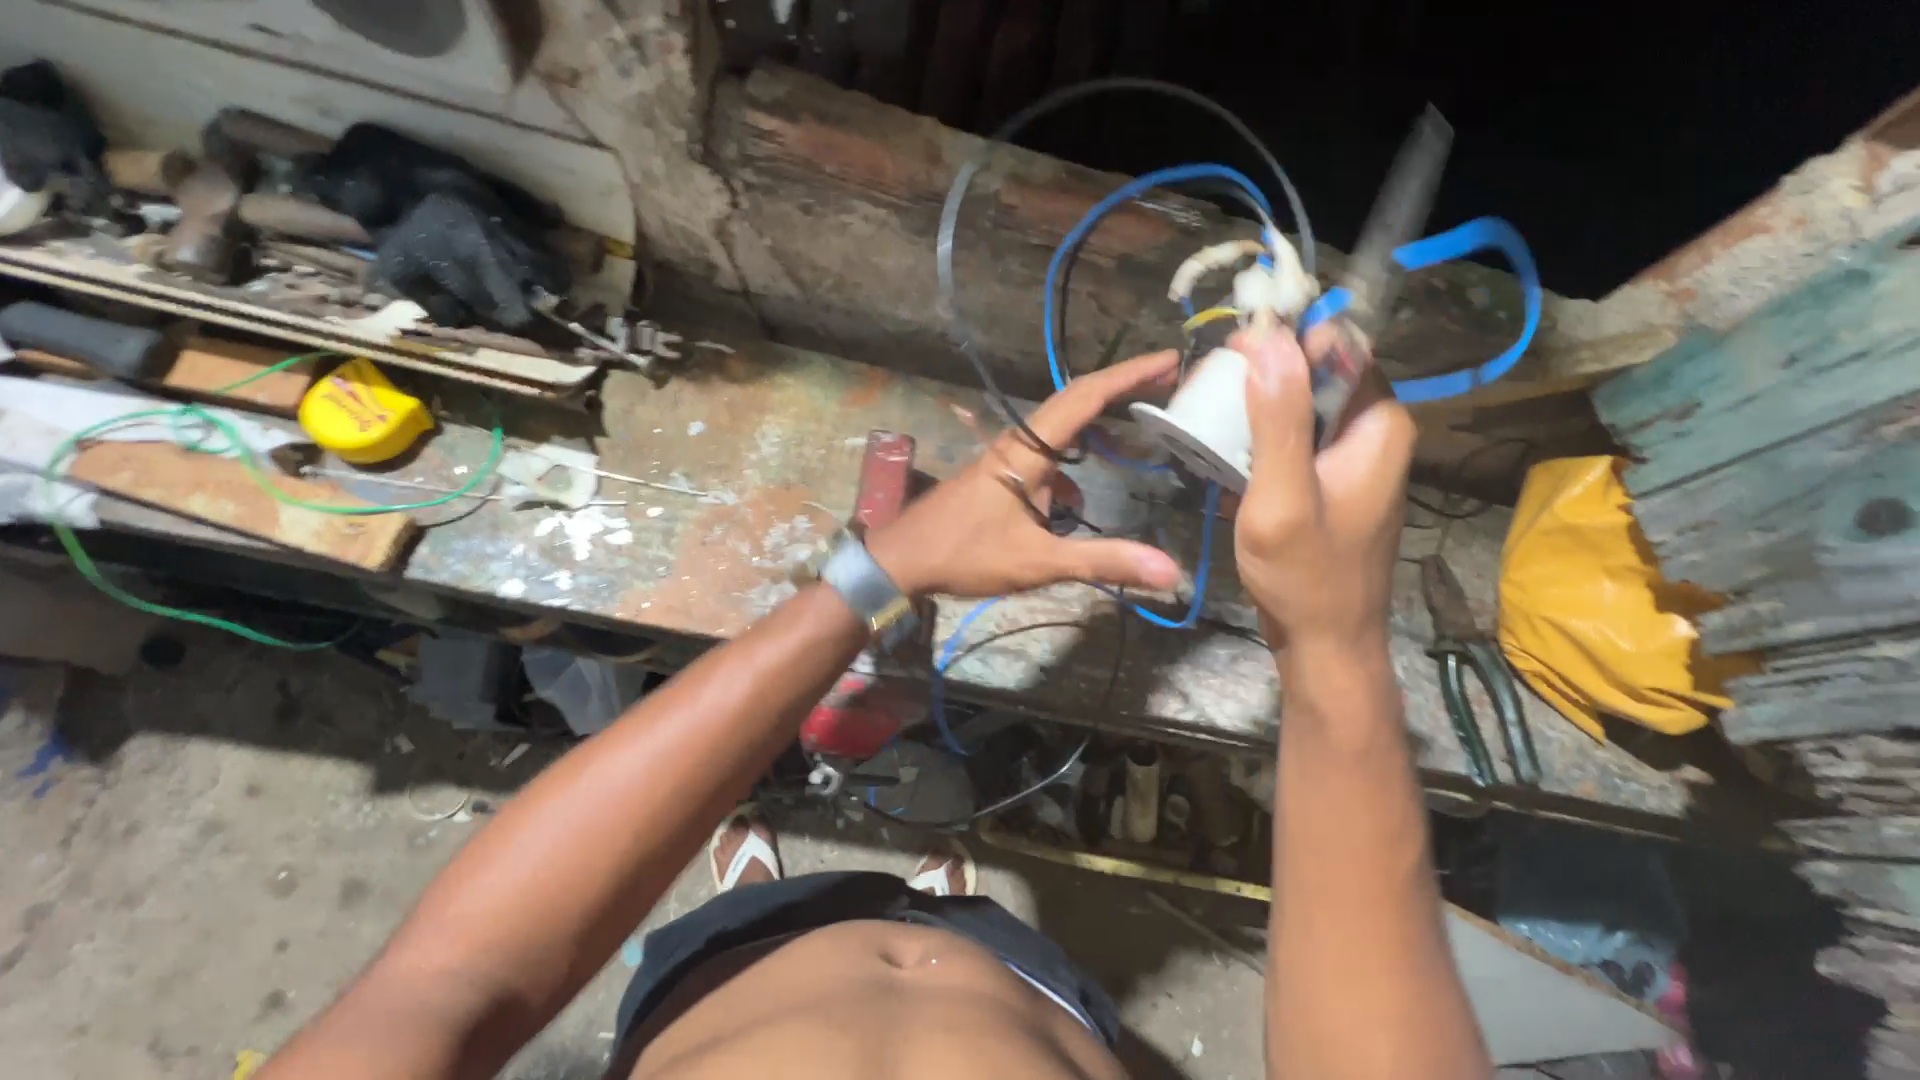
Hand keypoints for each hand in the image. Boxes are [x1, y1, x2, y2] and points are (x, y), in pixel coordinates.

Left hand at [867, 350, 1184, 598]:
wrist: (901, 560)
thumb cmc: (965, 554)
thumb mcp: (1037, 562)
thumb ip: (1102, 562)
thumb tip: (1170, 570)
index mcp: (1027, 451)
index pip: (1085, 398)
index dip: (1129, 375)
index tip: (1169, 359)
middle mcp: (1017, 443)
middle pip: (1075, 400)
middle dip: (1121, 385)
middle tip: (1168, 378)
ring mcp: (1006, 458)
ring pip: (1060, 426)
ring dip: (1098, 419)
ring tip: (1138, 421)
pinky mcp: (999, 476)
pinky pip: (1046, 454)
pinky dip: (1074, 457)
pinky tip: (1080, 493)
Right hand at [1232, 325, 1414, 652]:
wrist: (1324, 642)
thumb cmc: (1306, 575)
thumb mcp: (1282, 496)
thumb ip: (1277, 420)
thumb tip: (1269, 340)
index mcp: (1378, 424)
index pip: (1340, 345)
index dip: (1289, 335)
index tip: (1233, 346)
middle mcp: (1374, 431)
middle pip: (1320, 371)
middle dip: (1266, 369)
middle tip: (1210, 382)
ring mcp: (1352, 457)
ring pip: (1302, 403)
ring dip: (1255, 404)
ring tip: (1209, 413)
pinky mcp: (1330, 479)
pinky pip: (1295, 437)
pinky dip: (1260, 437)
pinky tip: (1226, 454)